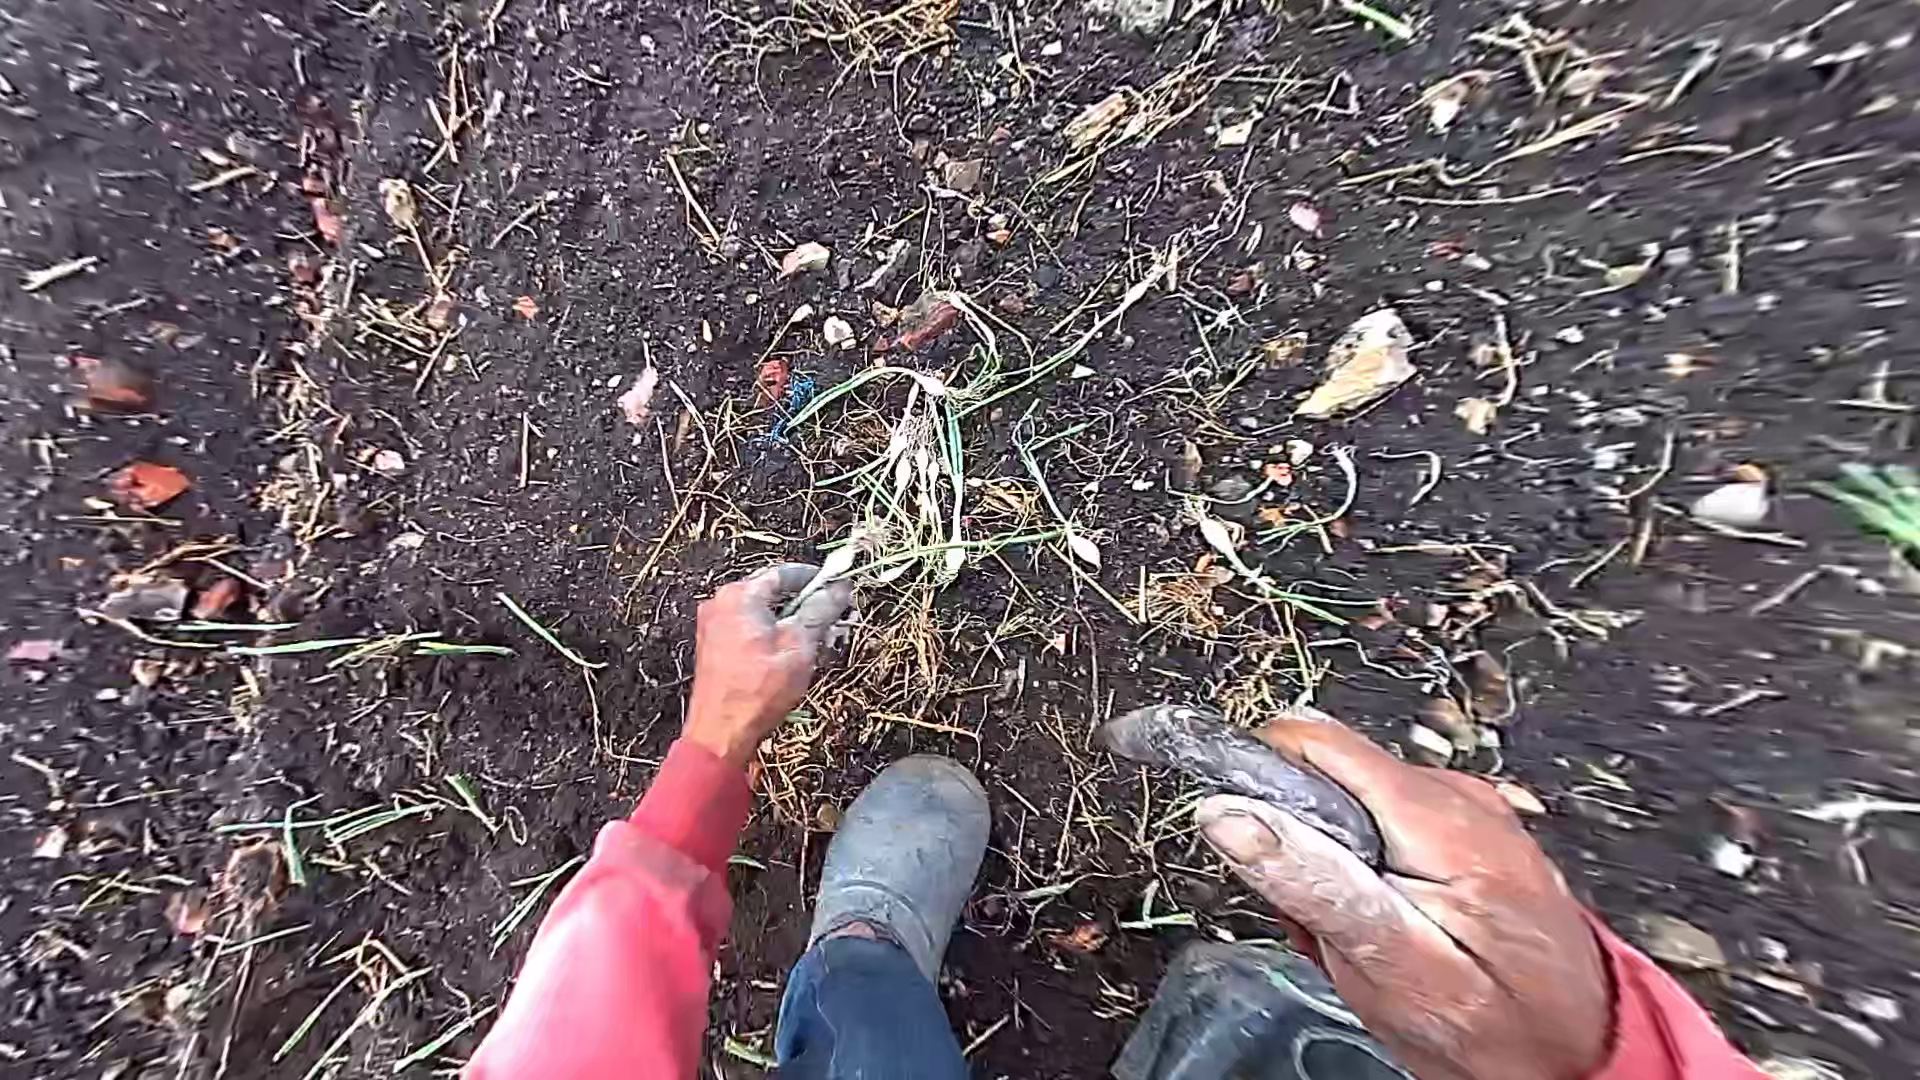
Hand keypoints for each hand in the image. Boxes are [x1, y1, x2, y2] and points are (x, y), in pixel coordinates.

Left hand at [683, 564, 852, 769]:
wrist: (720, 734)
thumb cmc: (761, 687)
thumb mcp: (800, 643)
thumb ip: (821, 608)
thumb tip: (841, 586)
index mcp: (741, 594)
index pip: (786, 572)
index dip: (818, 578)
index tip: (840, 588)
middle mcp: (722, 603)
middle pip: (775, 591)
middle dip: (808, 603)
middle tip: (835, 618)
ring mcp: (715, 625)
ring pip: (765, 612)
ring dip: (794, 621)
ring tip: (820, 640)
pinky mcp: (715, 646)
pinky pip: (752, 628)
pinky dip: (775, 634)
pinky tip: (794, 654)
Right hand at [1194, 709, 1608, 1079]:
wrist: (1578, 1067)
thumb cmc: (1493, 1032)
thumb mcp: (1391, 967)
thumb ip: (1309, 883)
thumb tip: (1227, 814)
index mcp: (1439, 817)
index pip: (1312, 740)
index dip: (1266, 775)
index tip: (1257, 832)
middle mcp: (1451, 792)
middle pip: (1322, 762)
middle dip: (1292, 820)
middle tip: (1311, 895)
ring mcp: (1456, 802)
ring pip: (1338, 784)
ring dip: (1318, 838)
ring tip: (1344, 908)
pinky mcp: (1452, 818)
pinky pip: (1366, 805)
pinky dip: (1347, 845)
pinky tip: (1370, 897)